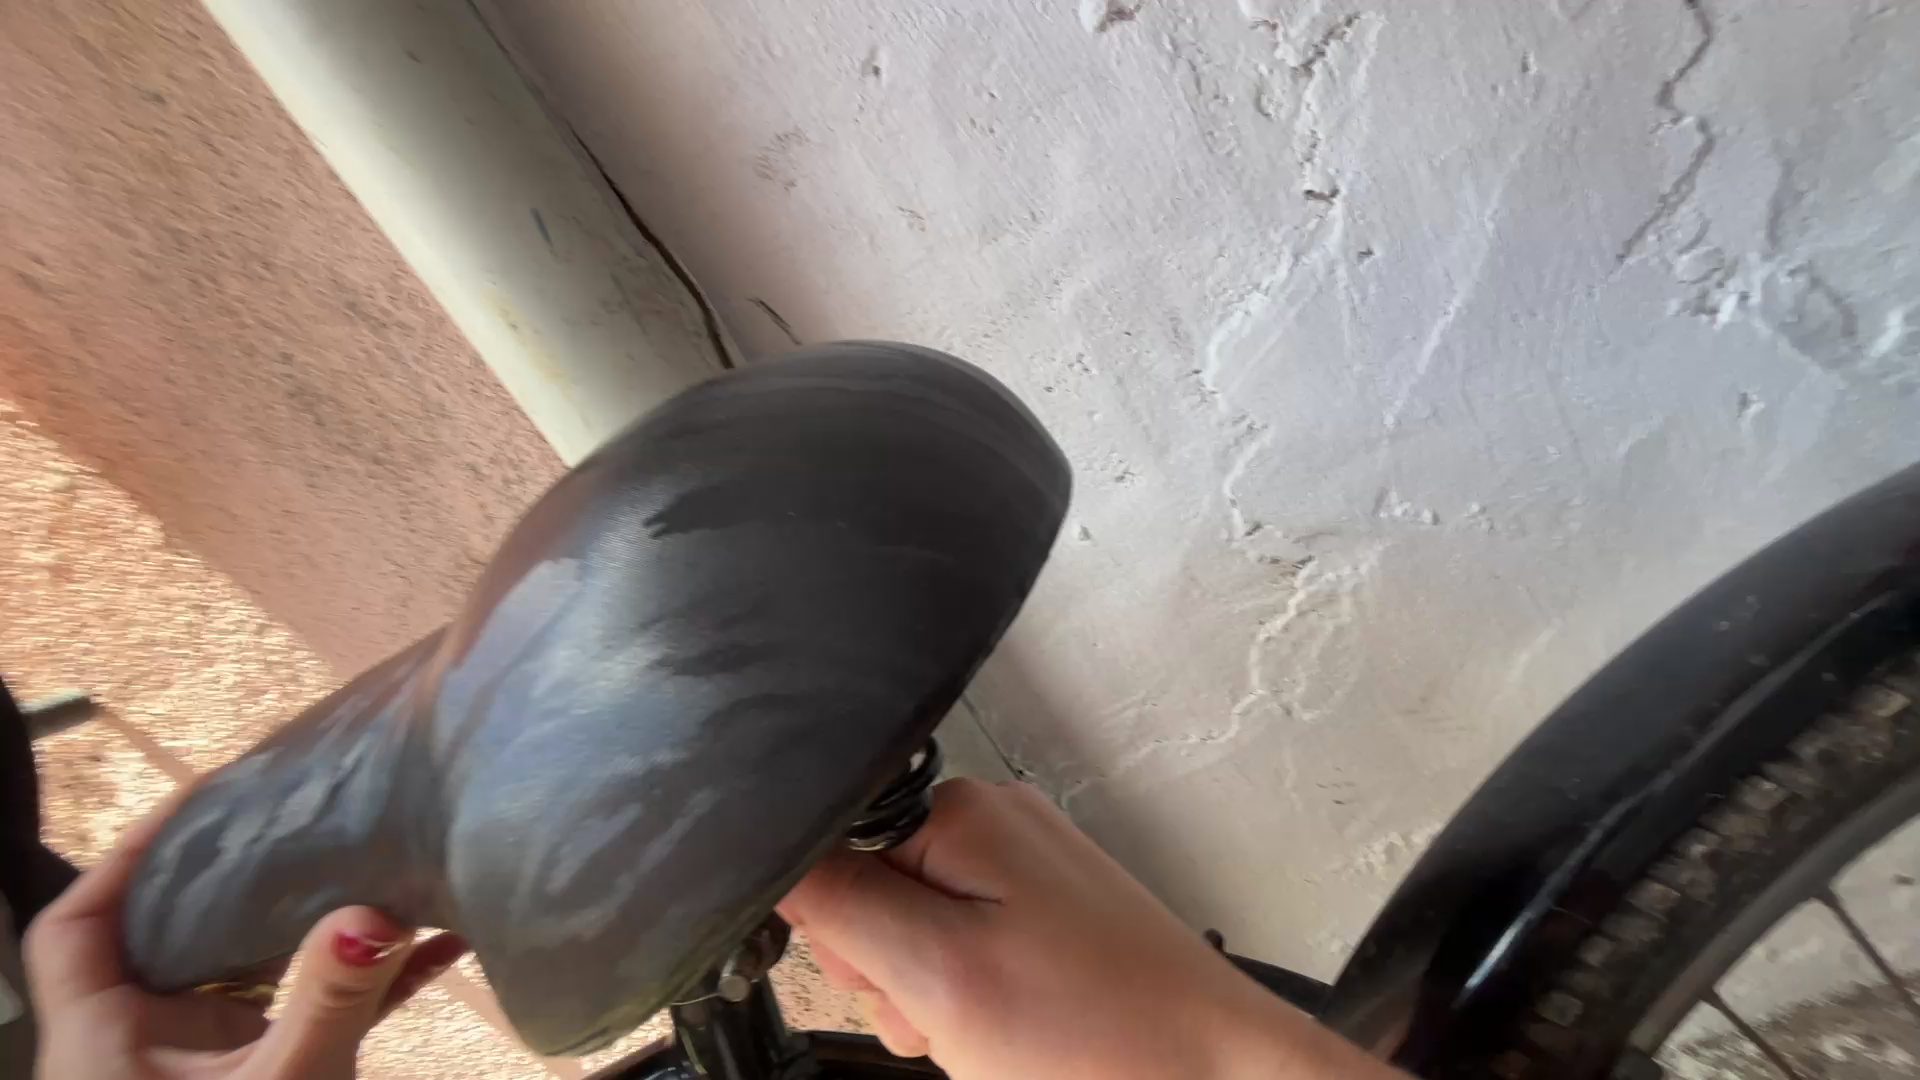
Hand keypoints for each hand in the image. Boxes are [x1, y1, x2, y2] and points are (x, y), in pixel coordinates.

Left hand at [23, 800, 467, 1079]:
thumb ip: (326, 1002)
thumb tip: (377, 908)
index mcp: (106, 1040)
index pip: (80, 927)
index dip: (126, 854)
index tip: (207, 790)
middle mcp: (153, 1035)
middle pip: (183, 925)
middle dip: (251, 863)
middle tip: (320, 806)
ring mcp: (218, 1052)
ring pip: (262, 959)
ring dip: (328, 915)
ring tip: (385, 856)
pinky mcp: (276, 1065)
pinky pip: (324, 1000)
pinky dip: (379, 972)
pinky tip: (448, 944)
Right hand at [779, 778, 1403, 1079]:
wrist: (1213, 1068)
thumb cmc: (1085, 1028)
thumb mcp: (941, 974)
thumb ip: (847, 906)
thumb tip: (776, 852)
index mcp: (961, 809)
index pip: (841, 848)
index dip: (847, 933)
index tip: (890, 989)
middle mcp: (994, 812)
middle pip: (885, 882)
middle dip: (894, 963)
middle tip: (946, 1018)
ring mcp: (1027, 851)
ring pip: (926, 913)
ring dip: (932, 981)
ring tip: (983, 1029)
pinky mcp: (1049, 891)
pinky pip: (973, 924)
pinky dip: (970, 977)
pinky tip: (1007, 1019)